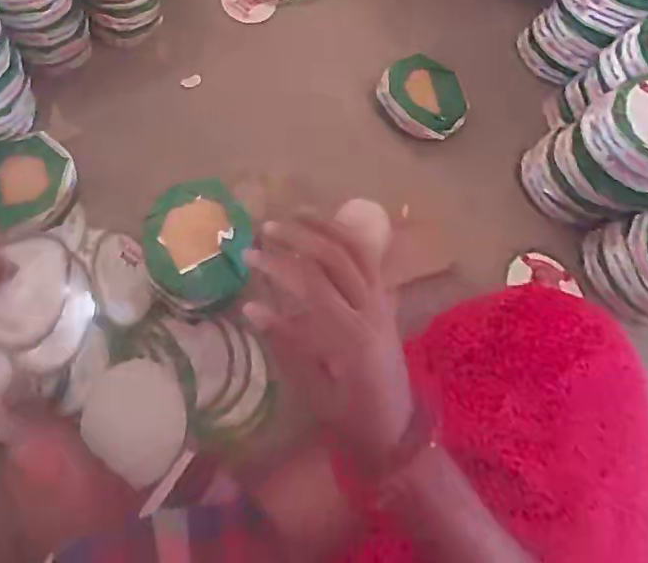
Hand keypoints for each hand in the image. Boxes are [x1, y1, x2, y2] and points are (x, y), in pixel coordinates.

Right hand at [245, 216, 413, 466]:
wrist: (398, 433)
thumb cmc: (351, 419)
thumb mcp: (314, 390)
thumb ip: (286, 343)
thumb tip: (251, 307)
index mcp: (352, 337)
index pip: (311, 284)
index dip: (278, 264)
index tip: (249, 255)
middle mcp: (371, 310)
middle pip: (335, 257)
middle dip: (298, 236)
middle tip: (266, 228)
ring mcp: (382, 301)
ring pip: (356, 249)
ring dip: (323, 226)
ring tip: (293, 214)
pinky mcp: (386, 299)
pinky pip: (369, 257)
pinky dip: (345, 236)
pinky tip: (323, 228)